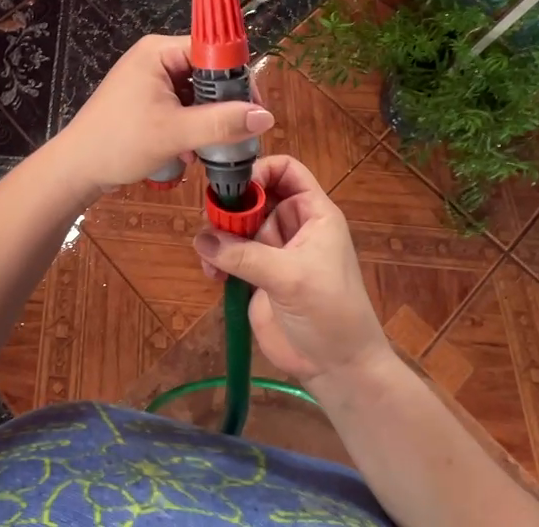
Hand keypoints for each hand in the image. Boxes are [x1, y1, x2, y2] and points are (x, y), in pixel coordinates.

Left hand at [52, 35, 274, 192]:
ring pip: (197, 94)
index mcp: (159, 51)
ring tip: (218, 147)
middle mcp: (156, 58)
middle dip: (224, 104)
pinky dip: (193, 126)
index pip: (212, 51)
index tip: (254, 108)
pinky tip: (195, 151)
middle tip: (239, 134)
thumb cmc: (120, 142)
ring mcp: (151, 79)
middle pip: (207, 73)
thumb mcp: (175, 133)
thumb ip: (222, 123)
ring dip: (209, 120)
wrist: (77, 168)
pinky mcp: (148, 101)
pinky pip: (183, 106)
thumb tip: (266, 116)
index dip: (236, 78)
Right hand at [193, 155, 391, 384]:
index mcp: (313, 214)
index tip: (234, 186)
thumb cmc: (330, 313)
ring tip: (210, 258)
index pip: (286, 170)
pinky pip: (230, 254)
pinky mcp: (258, 275)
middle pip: (254, 195)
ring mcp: (274, 250)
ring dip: (219, 235)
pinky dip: (217, 258)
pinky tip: (212, 274)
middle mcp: (292, 225)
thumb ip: (245, 255)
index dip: (260, 170)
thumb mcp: (290, 278)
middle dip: (230, 206)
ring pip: (237, 225)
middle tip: (211, 223)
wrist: (338, 368)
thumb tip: (200, 239)